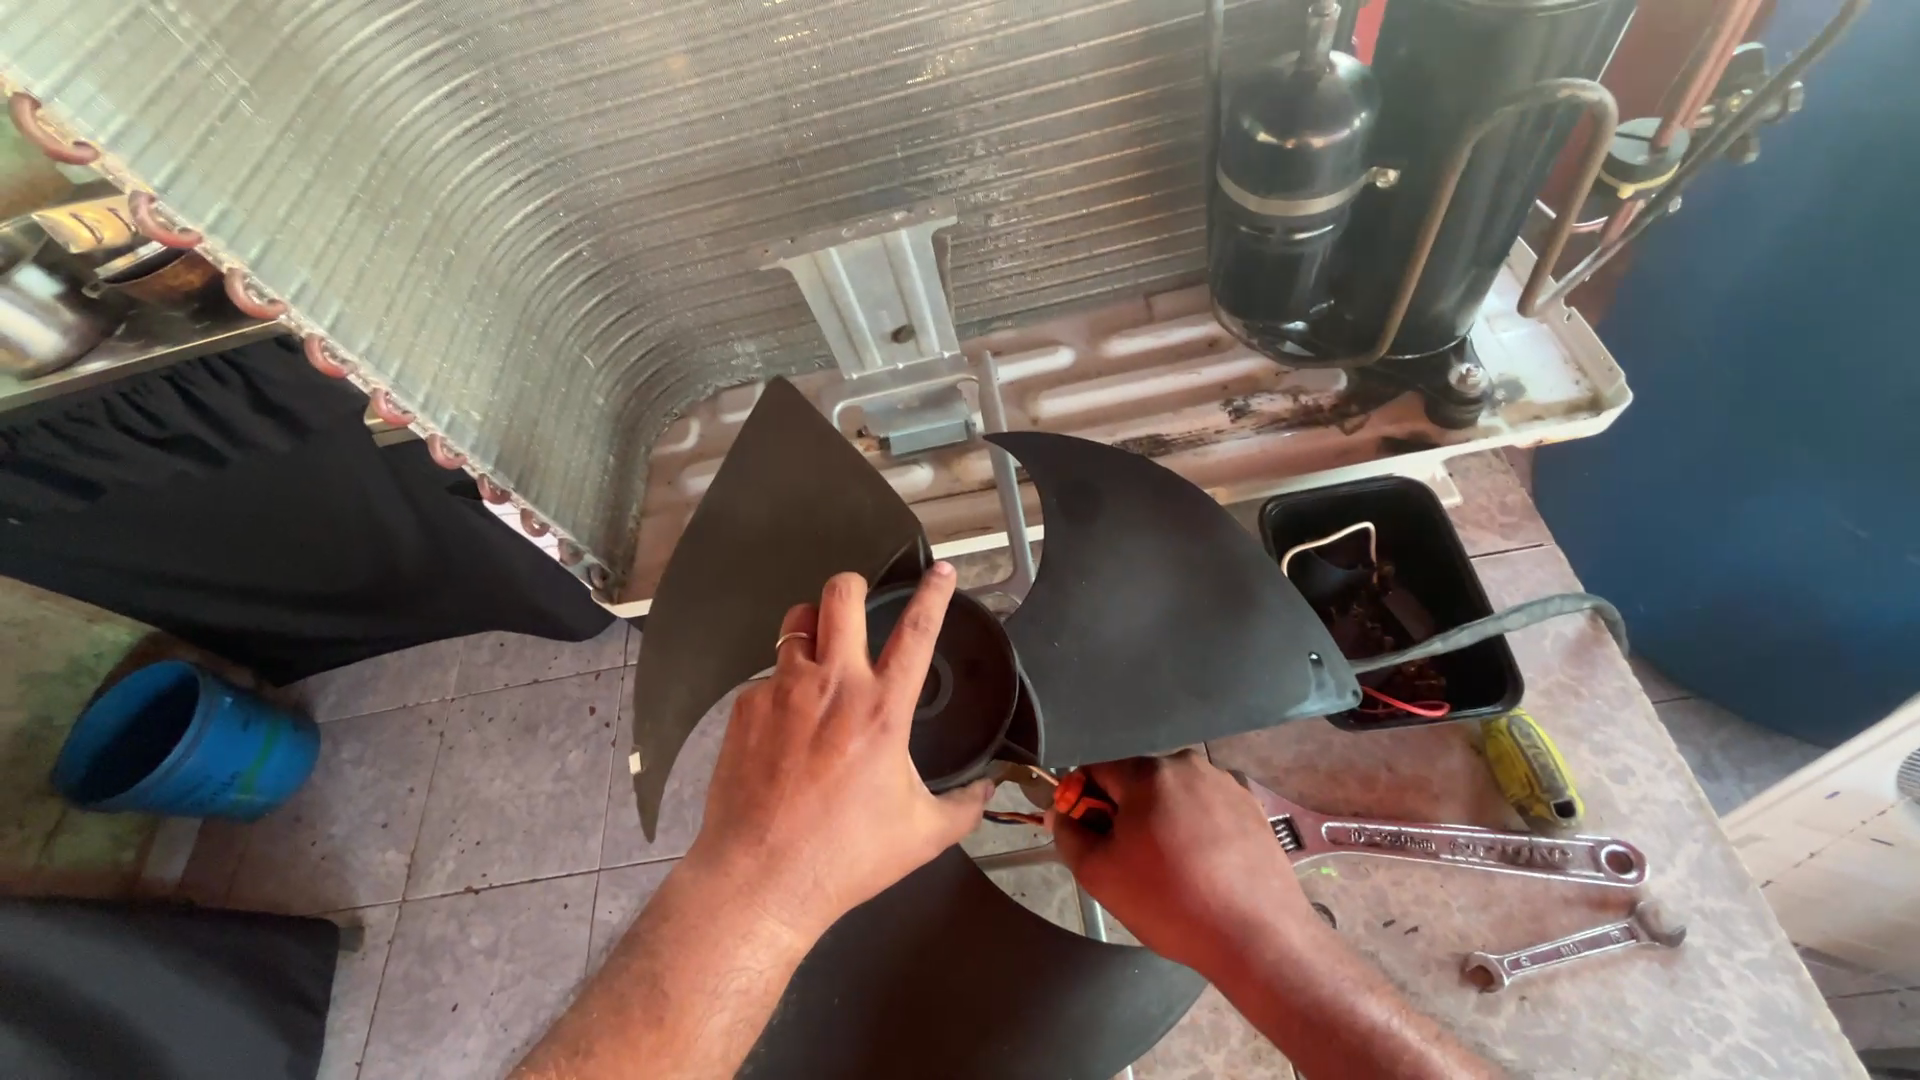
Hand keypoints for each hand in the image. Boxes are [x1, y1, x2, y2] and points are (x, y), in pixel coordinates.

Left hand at [683, 562, 994, 943]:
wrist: (759, 879)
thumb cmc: (847, 856)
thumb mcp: (921, 835)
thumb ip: (964, 806)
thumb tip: (989, 789)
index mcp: (882, 709)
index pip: (917, 632)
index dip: (934, 594)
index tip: (942, 570)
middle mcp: (832, 685)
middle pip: (841, 597)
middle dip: (853, 585)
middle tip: (857, 600)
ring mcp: (782, 691)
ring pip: (795, 625)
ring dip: (811, 629)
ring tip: (816, 656)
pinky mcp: (745, 707)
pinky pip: (767, 678)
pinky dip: (781, 689)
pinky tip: (783, 729)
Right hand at [1049, 750, 1321, 975]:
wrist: (1258, 937)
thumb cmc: (1170, 900)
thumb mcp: (1099, 873)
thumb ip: (1068, 834)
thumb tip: (1063, 814)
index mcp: (1148, 772)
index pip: (1095, 771)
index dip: (1080, 802)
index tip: (1085, 837)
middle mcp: (1188, 764)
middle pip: (1136, 782)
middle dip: (1122, 813)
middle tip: (1126, 860)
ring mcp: (1225, 783)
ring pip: (1173, 795)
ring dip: (1160, 820)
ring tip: (1168, 869)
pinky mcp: (1252, 807)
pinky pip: (1206, 808)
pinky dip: (1194, 829)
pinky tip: (1201, 868)